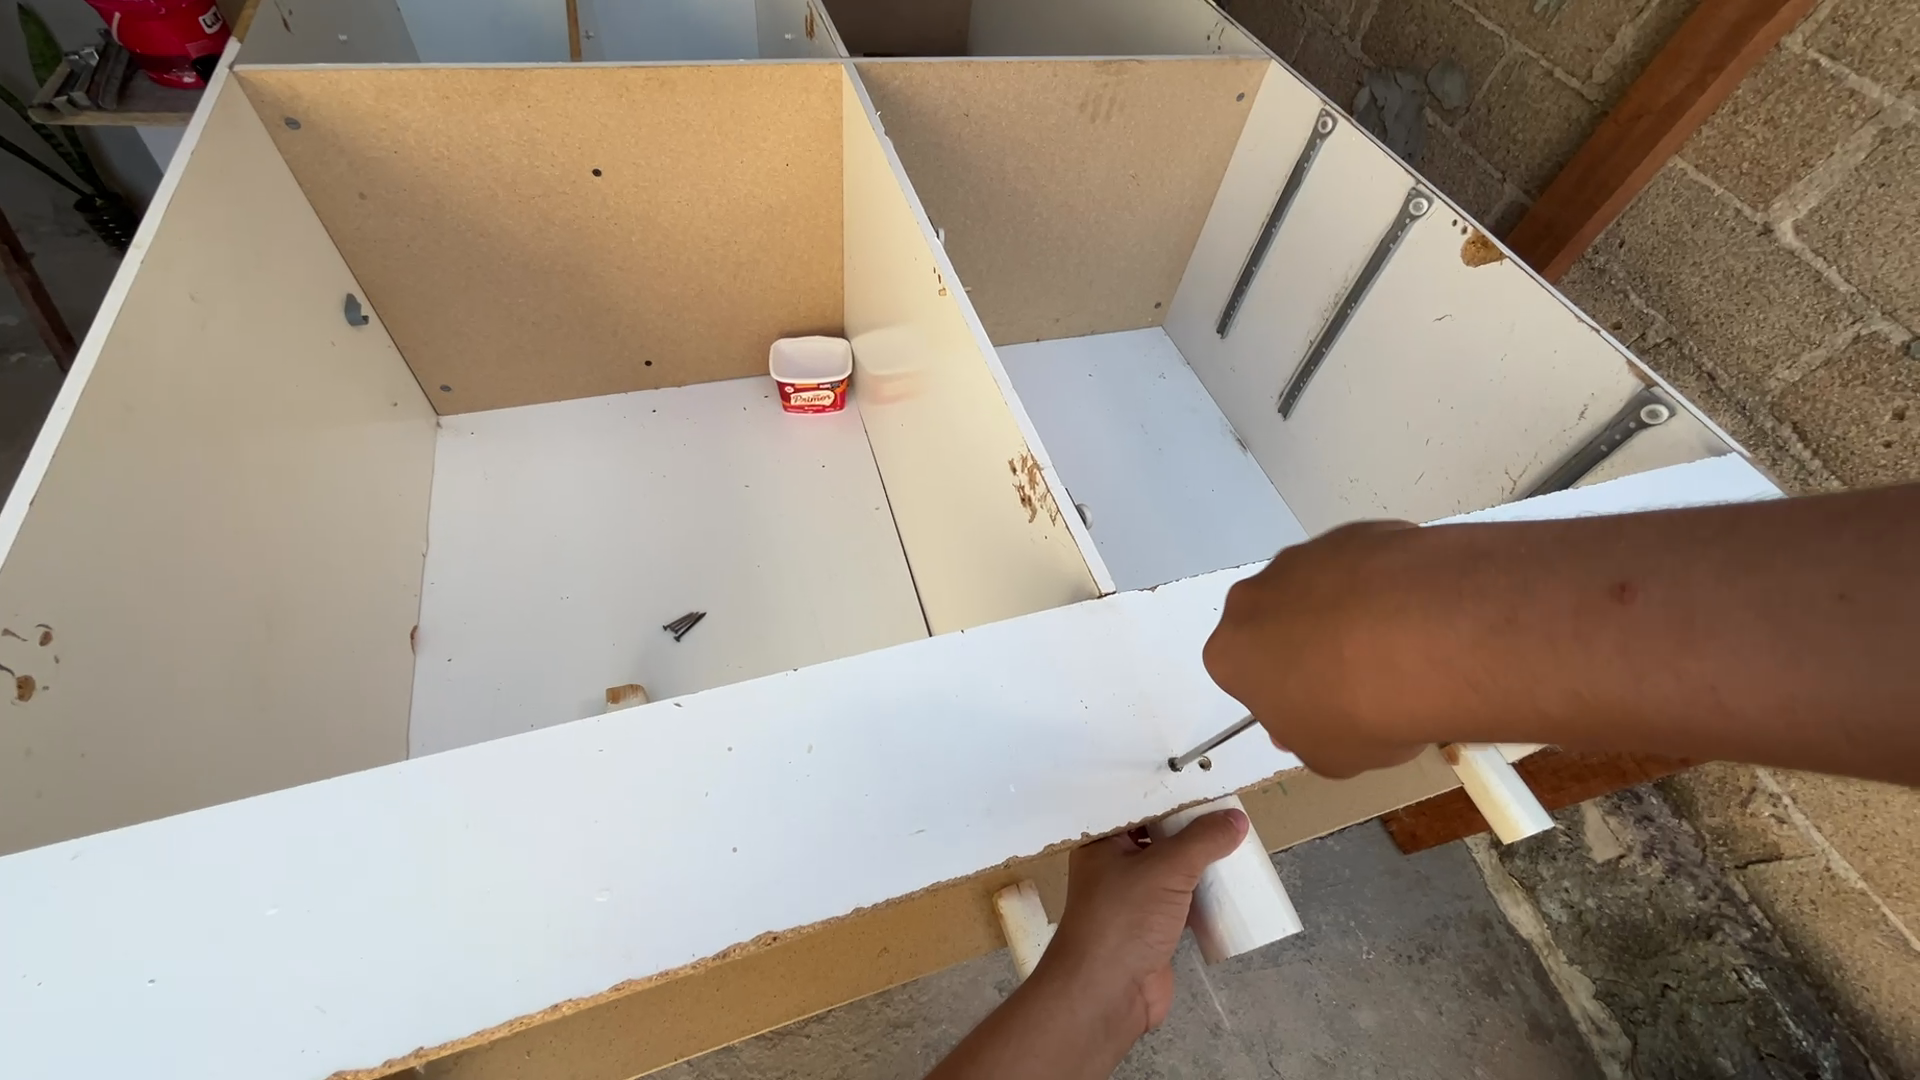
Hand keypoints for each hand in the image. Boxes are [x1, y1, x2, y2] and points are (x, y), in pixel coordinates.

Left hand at [1032, 809, 1248, 1036]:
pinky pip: (1180, 900)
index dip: (1168, 796)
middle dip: (1189, 829)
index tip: (1203, 784)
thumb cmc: (1124, 919)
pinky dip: (1200, 894)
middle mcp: (1113, 863)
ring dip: (1197, 862)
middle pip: (1156, 836)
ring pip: (1170, 869)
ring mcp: (1132, 896)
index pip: (1137, 806)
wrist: (1107, 993)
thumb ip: (1202, 841)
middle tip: (1225, 813)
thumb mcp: (1165, 869)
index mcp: (1103, 841)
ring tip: (1232, 842)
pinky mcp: (1151, 925)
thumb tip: (1236, 818)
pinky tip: (1226, 885)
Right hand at [1203, 521, 1430, 777]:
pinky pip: (1363, 565)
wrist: (1425, 641)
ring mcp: (1303, 558)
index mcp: (1231, 652)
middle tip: (1357, 676)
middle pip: (1273, 622)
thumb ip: (1306, 735)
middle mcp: (1253, 597)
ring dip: (1346, 611)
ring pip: (1318, 588)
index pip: (1244, 673)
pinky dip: (1384, 586)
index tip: (1320, 707)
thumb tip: (1309, 720)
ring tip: (1400, 646)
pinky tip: (1421, 614)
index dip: (1282, 692)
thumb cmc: (1358, 711)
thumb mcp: (1327, 754)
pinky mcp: (1352, 534)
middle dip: (1306, 644)